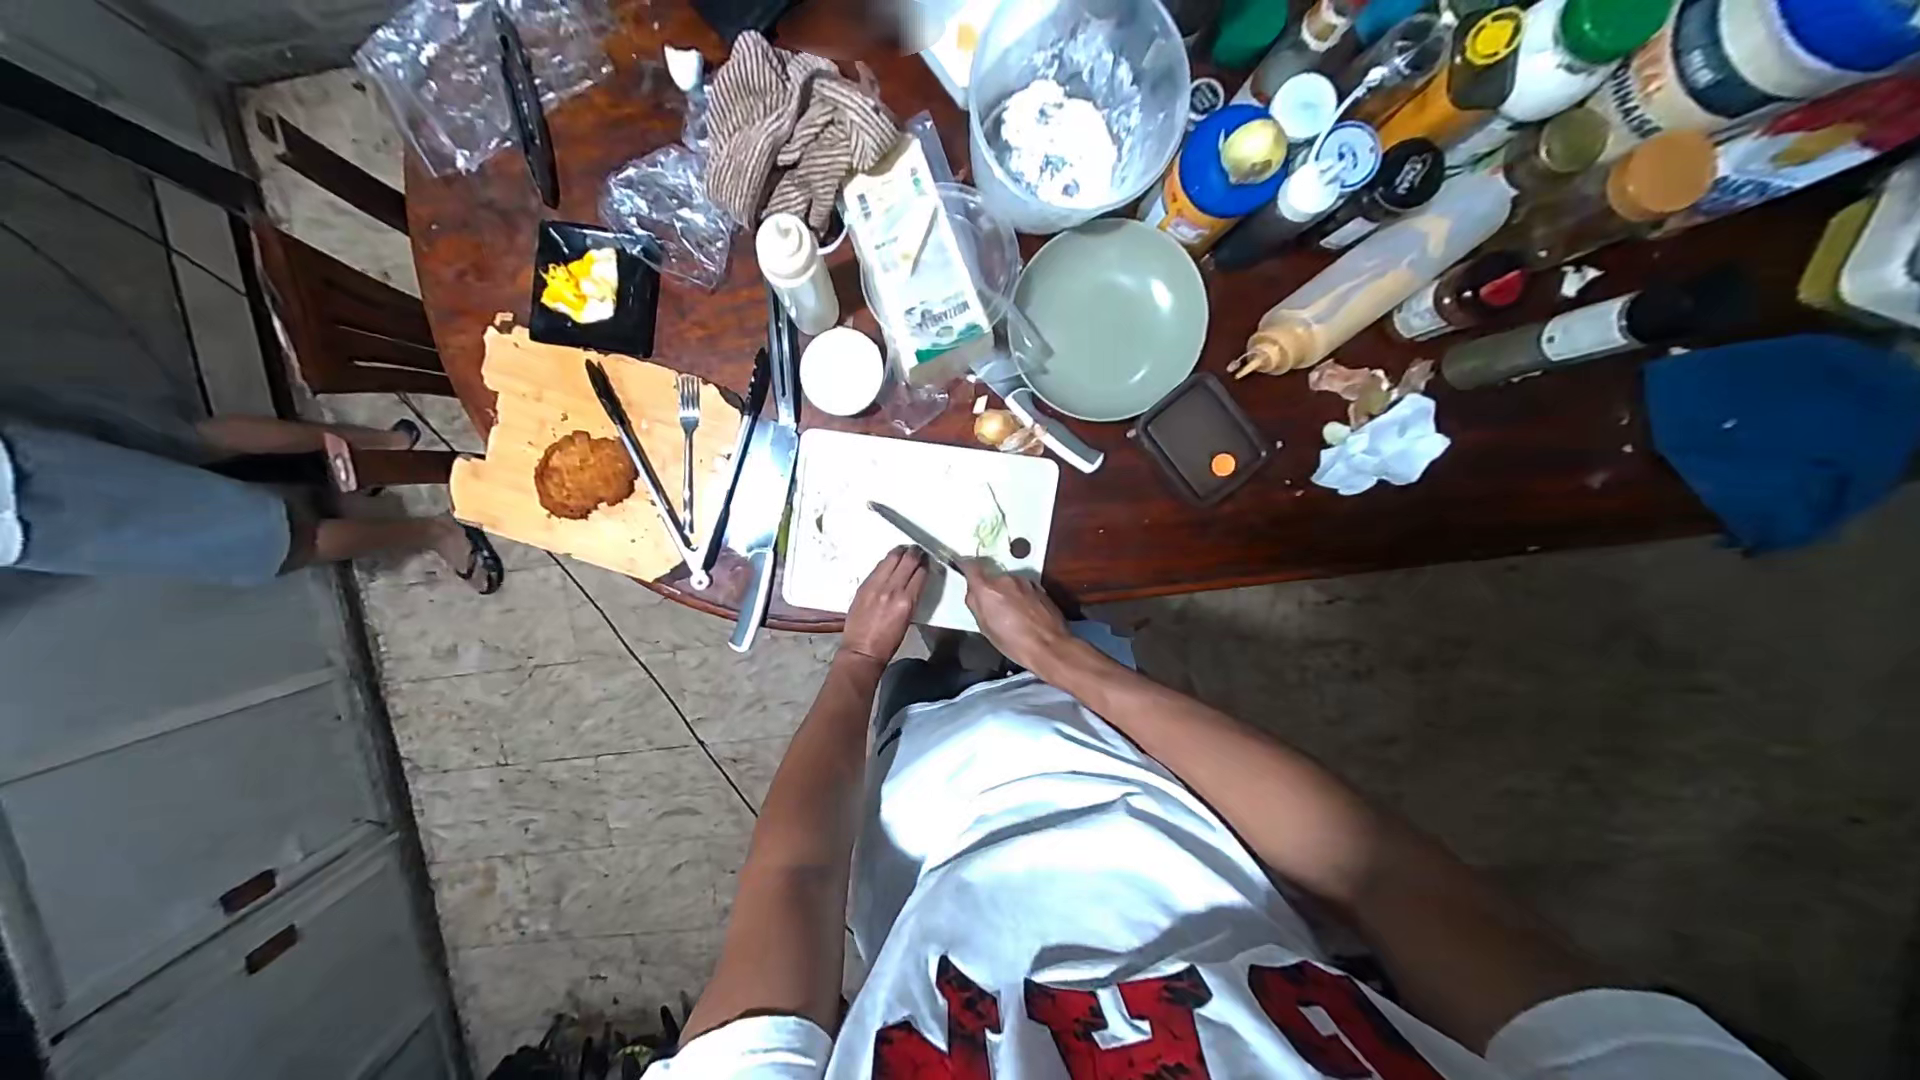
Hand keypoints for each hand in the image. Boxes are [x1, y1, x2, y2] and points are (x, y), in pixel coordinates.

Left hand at [840, 546, 928, 665]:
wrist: (862, 651)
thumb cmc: (888, 641)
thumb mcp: (908, 618)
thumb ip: (912, 596)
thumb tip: (915, 581)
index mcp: (907, 601)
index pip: (921, 572)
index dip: (926, 563)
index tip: (928, 559)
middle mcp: (892, 589)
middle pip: (908, 560)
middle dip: (915, 553)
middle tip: (919, 550)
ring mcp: (875, 586)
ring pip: (891, 558)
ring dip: (901, 552)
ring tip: (906, 551)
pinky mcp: (863, 586)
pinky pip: (878, 567)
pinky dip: (887, 561)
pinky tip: (890, 561)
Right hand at [961, 559, 1072, 673]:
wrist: (1049, 646)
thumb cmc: (1015, 643)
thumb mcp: (985, 628)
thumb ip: (975, 605)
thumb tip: (973, 593)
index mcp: (987, 589)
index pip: (971, 567)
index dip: (966, 567)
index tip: (963, 569)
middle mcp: (1005, 579)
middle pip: (992, 578)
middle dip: (991, 590)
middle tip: (993, 610)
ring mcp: (1024, 581)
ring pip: (1009, 583)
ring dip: (1008, 594)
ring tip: (1012, 615)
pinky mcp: (1039, 586)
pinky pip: (1023, 588)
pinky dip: (1021, 596)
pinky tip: (1025, 614)